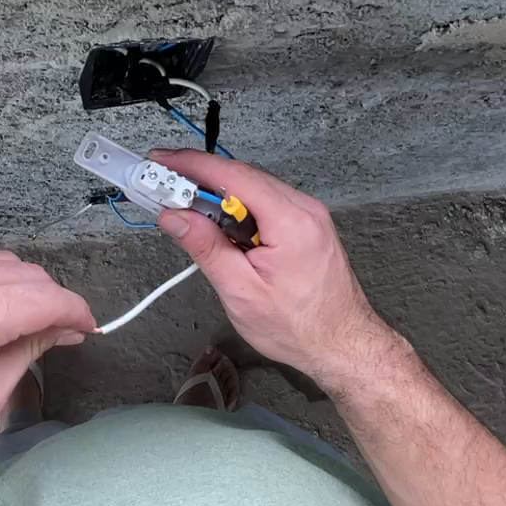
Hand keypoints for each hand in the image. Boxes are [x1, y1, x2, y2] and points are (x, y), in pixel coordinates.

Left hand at [0, 236, 94, 468]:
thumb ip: (30, 353)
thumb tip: (60, 331)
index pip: (51, 299)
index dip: (77, 314)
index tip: (86, 327)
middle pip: (31, 274)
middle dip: (49, 302)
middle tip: (50, 333)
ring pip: (1, 259)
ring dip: (17, 285)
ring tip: (8, 321)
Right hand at [150, 150, 408, 392]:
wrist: (344, 346)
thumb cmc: (296, 328)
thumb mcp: (241, 292)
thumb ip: (206, 248)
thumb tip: (173, 215)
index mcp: (290, 221)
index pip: (233, 175)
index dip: (192, 164)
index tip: (161, 160)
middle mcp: (303, 207)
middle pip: (243, 176)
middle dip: (199, 177)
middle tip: (161, 184)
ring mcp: (308, 213)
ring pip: (253, 186)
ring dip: (216, 192)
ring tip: (182, 205)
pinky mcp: (307, 223)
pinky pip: (265, 200)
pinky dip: (237, 205)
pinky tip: (217, 221)